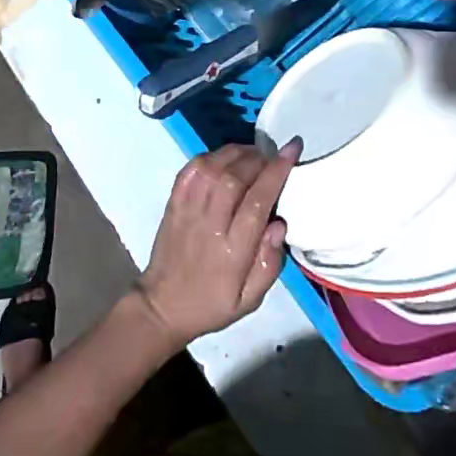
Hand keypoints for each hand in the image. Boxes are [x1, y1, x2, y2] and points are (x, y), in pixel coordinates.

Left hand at [134, 140, 300, 346]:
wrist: (163, 305)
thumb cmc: (212, 303)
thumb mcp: (250, 300)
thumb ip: (269, 264)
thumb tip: (279, 224)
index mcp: (232, 251)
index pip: (257, 202)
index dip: (276, 172)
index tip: (292, 150)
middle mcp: (209, 225)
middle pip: (233, 179)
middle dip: (258, 159)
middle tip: (273, 155)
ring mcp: (187, 211)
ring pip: (211, 169)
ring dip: (235, 153)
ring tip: (253, 153)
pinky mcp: (173, 203)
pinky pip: (189, 171)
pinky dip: (209, 156)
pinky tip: (224, 158)